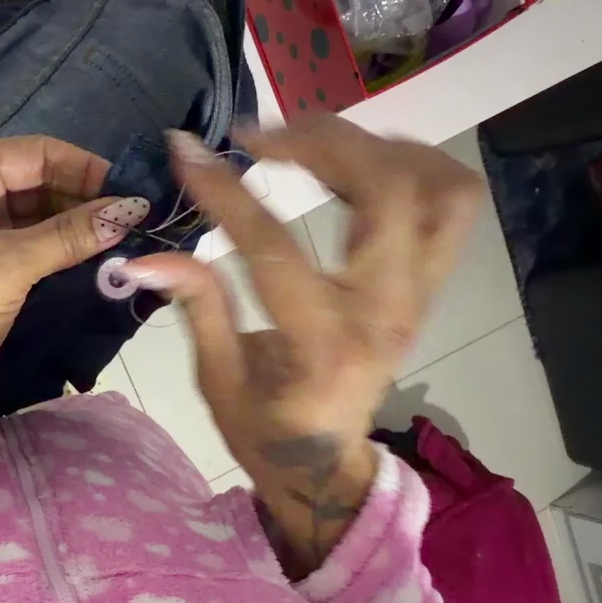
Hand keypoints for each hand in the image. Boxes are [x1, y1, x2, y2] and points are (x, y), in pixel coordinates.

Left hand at [0, 136, 149, 372]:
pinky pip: (27, 234)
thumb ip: (71, 235)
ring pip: (35, 208)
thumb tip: (131, 211)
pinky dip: (58, 241)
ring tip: (119, 235)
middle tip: (130, 217)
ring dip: (74, 222)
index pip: (35, 153)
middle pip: (37, 178)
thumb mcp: (13, 265)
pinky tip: (92, 250)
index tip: (129, 190)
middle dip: (83, 198)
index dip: (85, 169)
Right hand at [124, 117, 481, 575]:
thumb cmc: (262, 429)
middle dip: (320, 143)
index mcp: (321, 345)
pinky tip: (362, 165)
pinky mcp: (429, 287)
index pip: (275, 249)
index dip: (228, 195)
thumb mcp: (218, 379)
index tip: (189, 153)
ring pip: (435, 185)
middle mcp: (384, 312)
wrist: (324, 464)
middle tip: (260, 138)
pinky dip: (415, 166)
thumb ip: (198, 308)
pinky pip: (451, 204)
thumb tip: (149, 256)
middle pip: (385, 191)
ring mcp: (418, 297)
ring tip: (316, 145)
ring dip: (376, 147)